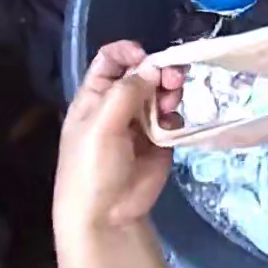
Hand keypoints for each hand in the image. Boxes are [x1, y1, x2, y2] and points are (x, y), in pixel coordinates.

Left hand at [53, 42, 184, 242]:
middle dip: (158, 71)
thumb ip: (127, 92)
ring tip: (171, 102)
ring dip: (169, 91)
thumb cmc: (92, 167)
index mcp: (95, 97)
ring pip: (160, 93)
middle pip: (142, 74)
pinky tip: (172, 125)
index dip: (127, 52)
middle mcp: (118, 105)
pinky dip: (175, 116)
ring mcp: (140, 122)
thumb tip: (154, 67)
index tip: (145, 55)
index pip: (111, 60)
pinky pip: (172, 118)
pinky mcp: (160, 140)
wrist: (107, 214)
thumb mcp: (101, 125)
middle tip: (172, 79)